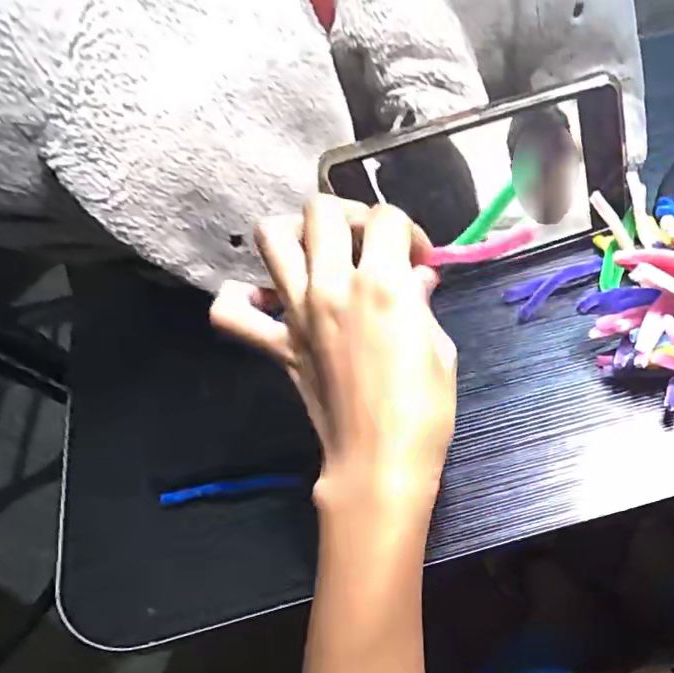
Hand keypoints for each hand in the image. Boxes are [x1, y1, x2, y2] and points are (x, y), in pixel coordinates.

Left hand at [211, 197, 456, 518]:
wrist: (381, 461)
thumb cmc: (425, 412)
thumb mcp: (440, 352)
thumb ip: (422, 305)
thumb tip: (417, 279)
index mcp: (382, 285)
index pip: (388, 220)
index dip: (411, 233)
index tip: (420, 262)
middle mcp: (332, 285)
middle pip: (323, 211)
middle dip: (353, 218)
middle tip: (371, 247)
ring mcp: (297, 313)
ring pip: (272, 236)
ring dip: (297, 233)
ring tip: (320, 256)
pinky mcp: (278, 346)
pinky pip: (233, 310)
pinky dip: (242, 298)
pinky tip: (268, 302)